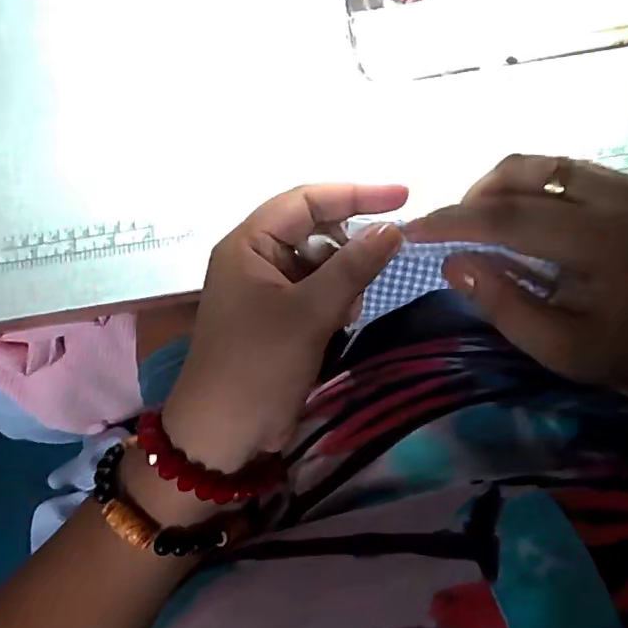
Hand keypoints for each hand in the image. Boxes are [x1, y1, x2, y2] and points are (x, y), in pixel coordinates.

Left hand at [160, 183, 407, 468]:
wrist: (223, 433)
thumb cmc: (260, 364)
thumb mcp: (311, 312)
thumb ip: (354, 266)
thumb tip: (393, 229)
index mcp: (249, 243)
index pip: (307, 200)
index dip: (357, 193)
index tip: (404, 197)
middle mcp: (255, 257)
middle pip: (314, 229)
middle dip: (349, 245)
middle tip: (380, 264)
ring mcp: (265, 287)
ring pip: (319, 262)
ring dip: (344, 278)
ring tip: (348, 309)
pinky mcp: (277, 315)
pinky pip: (315, 289)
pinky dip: (335, 299)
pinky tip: (340, 321)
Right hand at [405, 155, 627, 391]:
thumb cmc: (622, 349)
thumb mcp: (558, 348)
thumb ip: (503, 305)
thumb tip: (450, 262)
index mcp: (601, 242)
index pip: (509, 218)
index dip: (453, 223)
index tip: (411, 231)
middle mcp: (613, 197)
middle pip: (519, 176)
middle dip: (470, 201)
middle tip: (448, 235)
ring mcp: (620, 182)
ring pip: (534, 164)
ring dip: (493, 189)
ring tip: (476, 226)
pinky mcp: (619, 180)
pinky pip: (553, 169)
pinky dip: (520, 187)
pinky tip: (513, 218)